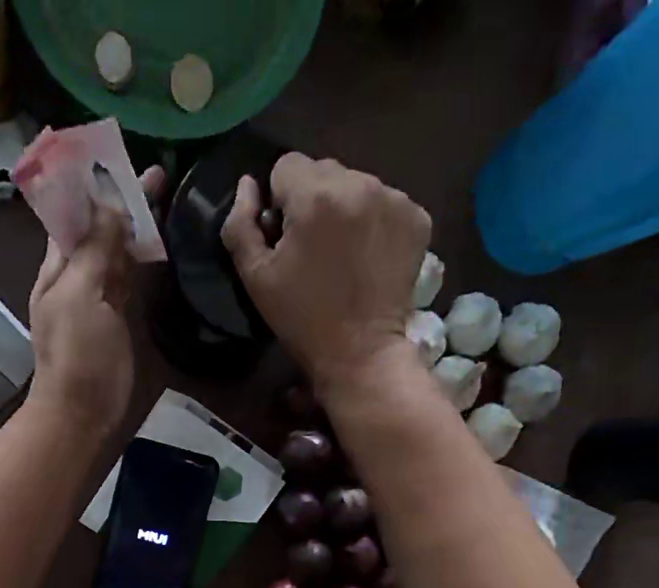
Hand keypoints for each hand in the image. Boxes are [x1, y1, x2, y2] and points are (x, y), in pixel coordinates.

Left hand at [28, 166, 164, 431]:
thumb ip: (94, 249)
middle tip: (162, 175)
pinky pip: (140, 281)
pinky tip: (170, 246)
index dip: (93, 187)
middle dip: (125, 202)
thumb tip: (109, 202)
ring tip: (172, 199)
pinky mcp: (129, 322)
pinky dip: (153, 261)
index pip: (73, 215)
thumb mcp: (78, 295)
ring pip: (124, 253)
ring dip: (143, 227)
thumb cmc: (76, 355)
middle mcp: (82, 278)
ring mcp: (107, 301)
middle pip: (103, 230)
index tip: (119, 159)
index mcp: (60, 268)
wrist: (86, 414)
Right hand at [222, 153, 430, 388]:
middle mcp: (360, 184)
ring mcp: (395, 199)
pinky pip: (385, 201)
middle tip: (311, 247)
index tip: (283, 235)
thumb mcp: (255, 276)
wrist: (359, 351)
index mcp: (315, 195)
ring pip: (355, 184)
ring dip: (343, 208)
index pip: (286, 165)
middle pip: (323, 170)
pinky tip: (366, 255)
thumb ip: (240, 224)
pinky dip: (372, 220)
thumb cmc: (300, 317)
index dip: (277, 200)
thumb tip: (247, 185)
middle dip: (311, 198)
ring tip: (340, 253)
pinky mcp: (418, 217)